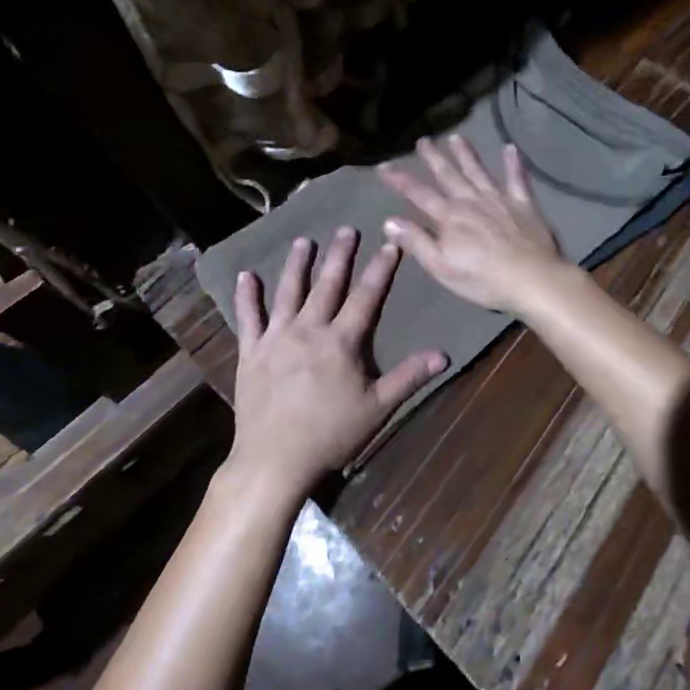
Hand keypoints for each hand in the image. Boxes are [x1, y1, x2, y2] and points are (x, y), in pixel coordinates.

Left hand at [229, 227, 446, 495]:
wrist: (274, 459)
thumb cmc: (330, 434)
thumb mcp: (377, 407)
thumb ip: (409, 377)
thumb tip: (443, 354)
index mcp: (341, 342)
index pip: (366, 297)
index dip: (380, 270)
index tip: (390, 245)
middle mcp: (308, 329)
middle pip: (327, 285)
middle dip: (339, 255)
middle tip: (346, 229)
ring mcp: (276, 338)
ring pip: (288, 292)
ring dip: (297, 265)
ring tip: (303, 241)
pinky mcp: (251, 352)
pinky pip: (247, 317)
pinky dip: (246, 296)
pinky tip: (246, 275)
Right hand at [377, 134, 563, 314]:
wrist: (532, 279)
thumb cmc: (483, 280)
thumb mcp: (441, 267)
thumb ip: (416, 241)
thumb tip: (389, 221)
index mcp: (449, 217)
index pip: (418, 193)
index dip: (400, 179)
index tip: (384, 165)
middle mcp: (471, 200)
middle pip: (448, 175)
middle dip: (434, 157)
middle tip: (423, 140)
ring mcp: (499, 199)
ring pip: (478, 171)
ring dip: (466, 154)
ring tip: (456, 137)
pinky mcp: (523, 204)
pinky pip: (517, 179)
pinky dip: (513, 163)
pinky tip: (510, 148)